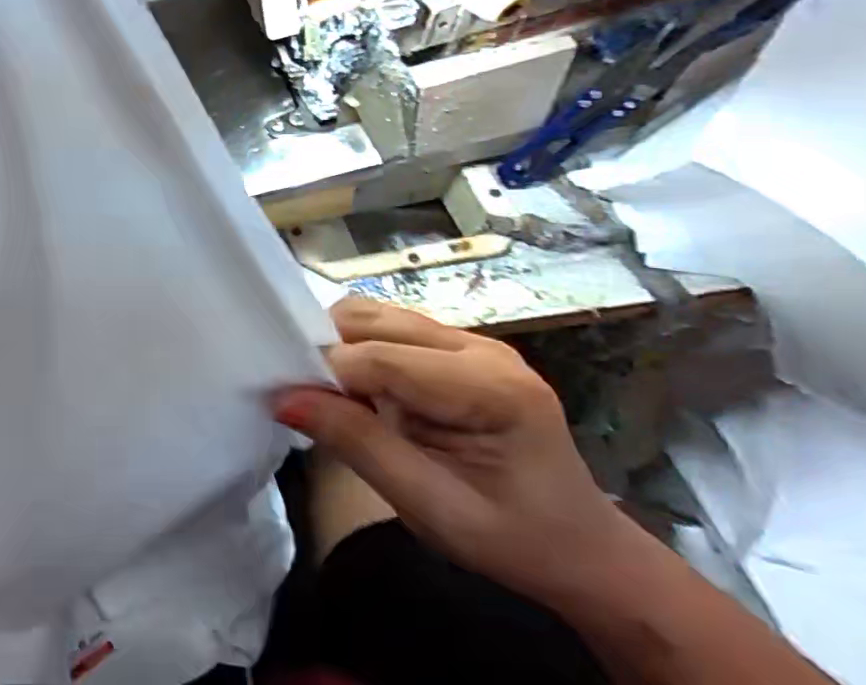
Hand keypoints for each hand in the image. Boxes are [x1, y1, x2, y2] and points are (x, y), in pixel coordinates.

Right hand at [273, 298, 638, 602]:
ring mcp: (472, 342)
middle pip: (374, 321)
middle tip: (307, 397)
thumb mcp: (431, 506)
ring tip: (332, 396)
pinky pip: (390, 329)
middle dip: (327, 351)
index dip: (325, 375)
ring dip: (340, 347)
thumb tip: (284, 398)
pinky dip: (359, 350)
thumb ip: (358, 444)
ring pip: (376, 315)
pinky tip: (360, 391)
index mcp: (489, 388)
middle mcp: (480, 348)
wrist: (580, 550)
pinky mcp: (458, 348)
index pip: (382, 359)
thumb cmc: (511, 538)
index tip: (288, 401)